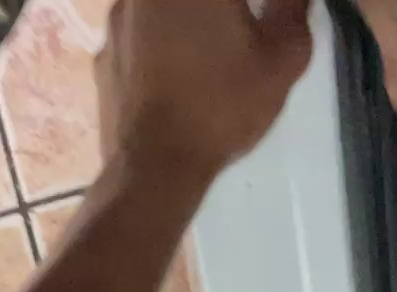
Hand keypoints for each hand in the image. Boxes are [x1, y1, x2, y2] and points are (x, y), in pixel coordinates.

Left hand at [95, 0, 313, 184]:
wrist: (153, 170)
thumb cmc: (221, 110)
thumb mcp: (282, 60)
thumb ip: (293, 9)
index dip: (247, 8)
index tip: (259, 20)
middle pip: (195, 0)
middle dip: (219, 13)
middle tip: (236, 31)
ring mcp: (118, 16)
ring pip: (159, 8)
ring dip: (185, 22)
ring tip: (205, 52)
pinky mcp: (102, 54)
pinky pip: (136, 32)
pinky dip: (154, 42)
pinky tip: (172, 73)